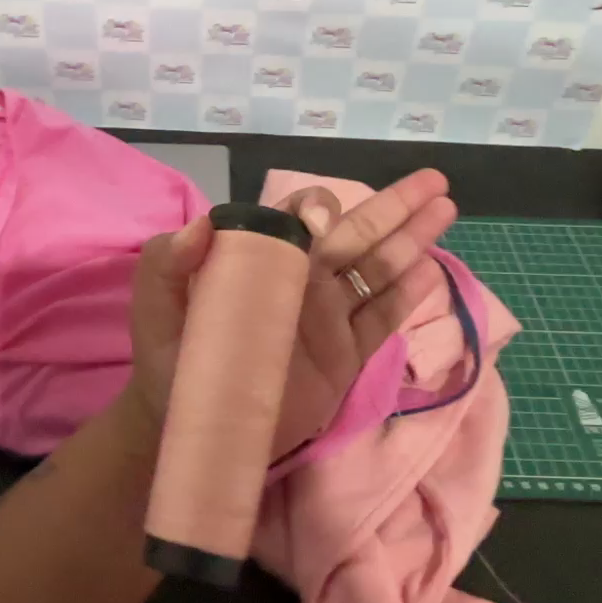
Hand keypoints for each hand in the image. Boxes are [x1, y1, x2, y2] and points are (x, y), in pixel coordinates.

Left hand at [123, 169, 457, 457]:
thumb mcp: (156, 303)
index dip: (319, 207)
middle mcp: (303, 277)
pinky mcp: (344, 356)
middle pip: (357, 233)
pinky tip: (430, 273)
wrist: (189, 420)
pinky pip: (380, 320)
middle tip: (434, 182)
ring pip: (378, 269)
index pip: (300, 217)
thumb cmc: (172, 353)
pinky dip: (405, 297)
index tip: (322, 219)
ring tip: (445, 212)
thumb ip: (168, 261)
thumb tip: (202, 223)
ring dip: (411, 241)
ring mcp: (328, 316)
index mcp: (264, 255)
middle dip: (394, 206)